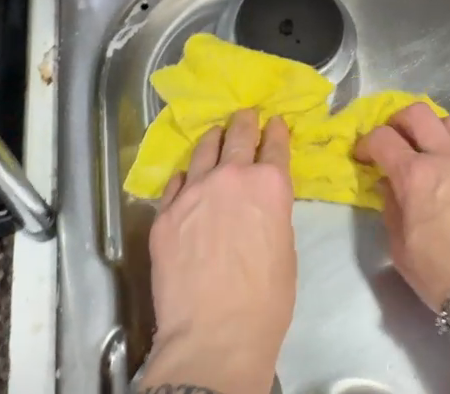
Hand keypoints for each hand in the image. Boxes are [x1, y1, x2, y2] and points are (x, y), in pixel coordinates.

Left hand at [140, 109, 295, 393]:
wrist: (214, 334)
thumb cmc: (265, 300)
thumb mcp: (285, 247)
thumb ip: (272, 213)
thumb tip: (260, 205)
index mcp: (269, 184)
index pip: (274, 144)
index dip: (276, 131)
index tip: (274, 124)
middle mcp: (231, 176)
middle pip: (238, 135)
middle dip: (244, 122)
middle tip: (245, 115)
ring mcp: (193, 192)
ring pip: (202, 150)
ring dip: (212, 140)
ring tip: (214, 135)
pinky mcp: (165, 214)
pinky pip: (175, 182)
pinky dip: (184, 176)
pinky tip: (185, 178)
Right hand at [354, 103, 449, 311]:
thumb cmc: (446, 278)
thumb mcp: (402, 252)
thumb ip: (392, 212)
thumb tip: (389, 187)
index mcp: (415, 176)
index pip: (382, 139)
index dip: (367, 143)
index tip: (364, 156)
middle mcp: (447, 156)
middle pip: (419, 114)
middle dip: (400, 121)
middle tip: (397, 140)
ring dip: (441, 130)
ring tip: (438, 148)